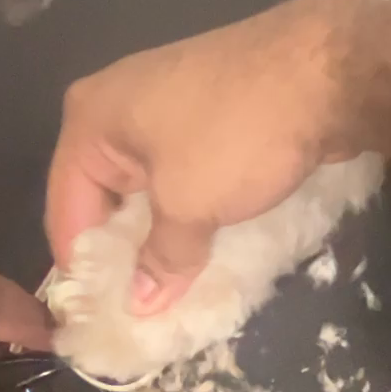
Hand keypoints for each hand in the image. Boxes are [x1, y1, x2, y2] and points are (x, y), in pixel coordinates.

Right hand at [45, 0, 358, 314]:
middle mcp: (121, 110)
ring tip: (173, 295)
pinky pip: (191, 183)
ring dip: (165, 242)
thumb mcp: (189, 204)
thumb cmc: (237, 136)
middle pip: (108, 199)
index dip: (81, 263)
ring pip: (154, 194)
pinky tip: (207, 256)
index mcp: (92, 119)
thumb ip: (162, 256)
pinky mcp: (216, 123)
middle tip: (139, 312)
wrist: (324, 77)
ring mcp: (172, 113)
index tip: (99, 315)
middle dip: (125, 255)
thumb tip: (139, 304)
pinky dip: (196, 220)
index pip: (66, 205)